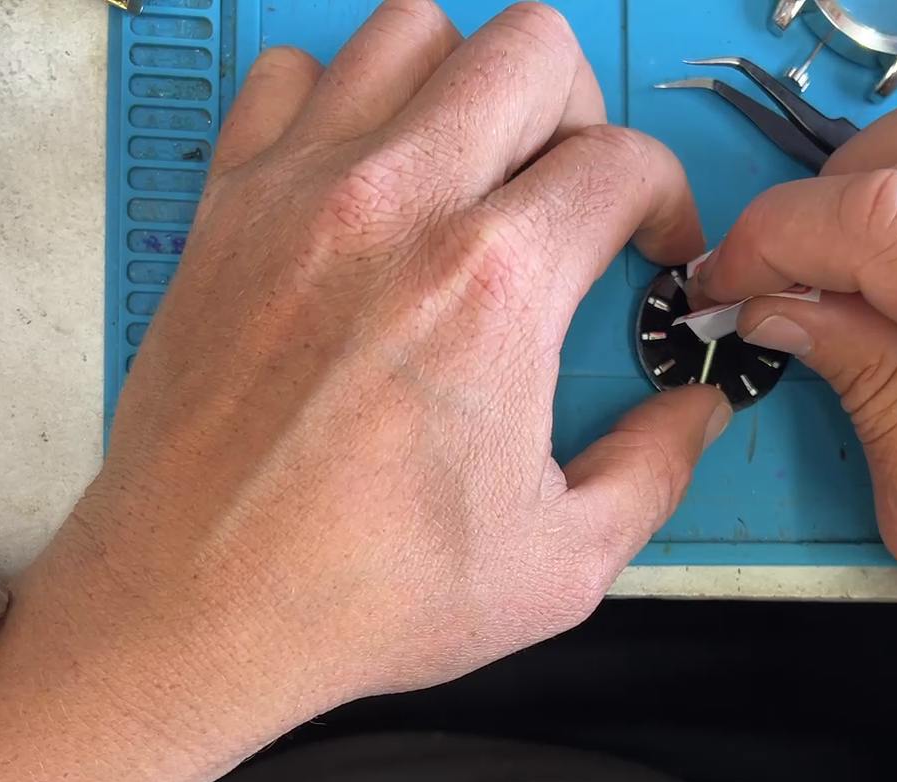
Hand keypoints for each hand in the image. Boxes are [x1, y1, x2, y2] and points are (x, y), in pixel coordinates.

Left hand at [39, 2, 724, 728]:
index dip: (664, 200)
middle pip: (529, 50)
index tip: (651, 247)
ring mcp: (298, 198)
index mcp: (494, 291)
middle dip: (582, 112)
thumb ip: (654, 473)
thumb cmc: (361, 596)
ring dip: (469, 87)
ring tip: (477, 173)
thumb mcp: (558, 564)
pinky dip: (346, 101)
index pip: (620, 163)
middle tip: (575, 193)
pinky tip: (366, 181)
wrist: (201, 609)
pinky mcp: (226, 215)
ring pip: (411, 33)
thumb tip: (696, 413)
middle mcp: (396, 211)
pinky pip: (292, 79)